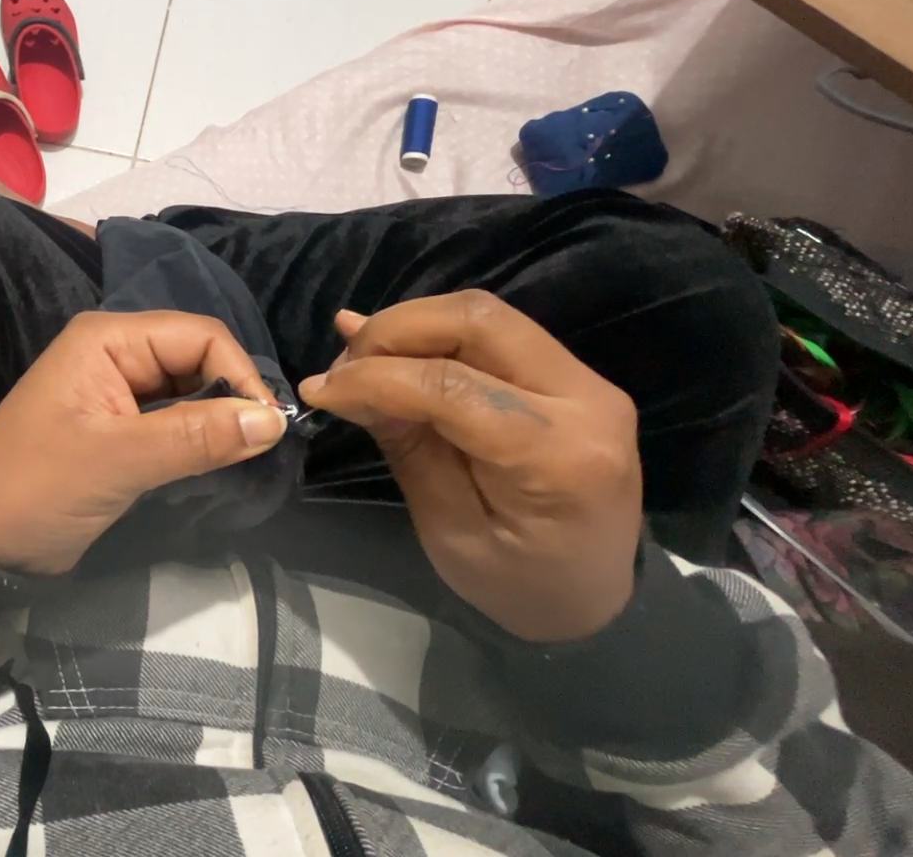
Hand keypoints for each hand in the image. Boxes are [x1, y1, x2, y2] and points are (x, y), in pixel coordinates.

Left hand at [0, 311, 290, 575]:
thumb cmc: (37, 487)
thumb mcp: (116, 460)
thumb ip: (194, 437)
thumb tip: (274, 420)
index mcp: (107, 340)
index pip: (198, 336)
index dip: (239, 375)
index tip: (268, 429)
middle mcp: (115, 353)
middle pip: (197, 359)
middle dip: (231, 397)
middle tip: (262, 448)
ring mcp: (117, 391)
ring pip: (190, 391)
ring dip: (219, 420)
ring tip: (246, 457)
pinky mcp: (121, 427)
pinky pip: (175, 420)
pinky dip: (200, 437)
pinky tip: (219, 461)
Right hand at [298, 291, 642, 641]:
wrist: (593, 598)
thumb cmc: (516, 581)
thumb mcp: (447, 527)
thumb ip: (404, 443)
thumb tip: (339, 383)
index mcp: (557, 456)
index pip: (450, 385)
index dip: (373, 377)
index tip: (319, 391)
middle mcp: (584, 400)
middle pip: (475, 321)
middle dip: (391, 332)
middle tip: (342, 369)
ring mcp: (582, 379)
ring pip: (480, 314)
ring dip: (407, 327)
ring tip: (358, 361)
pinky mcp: (567, 374)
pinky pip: (490, 331)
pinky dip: (429, 332)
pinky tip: (382, 342)